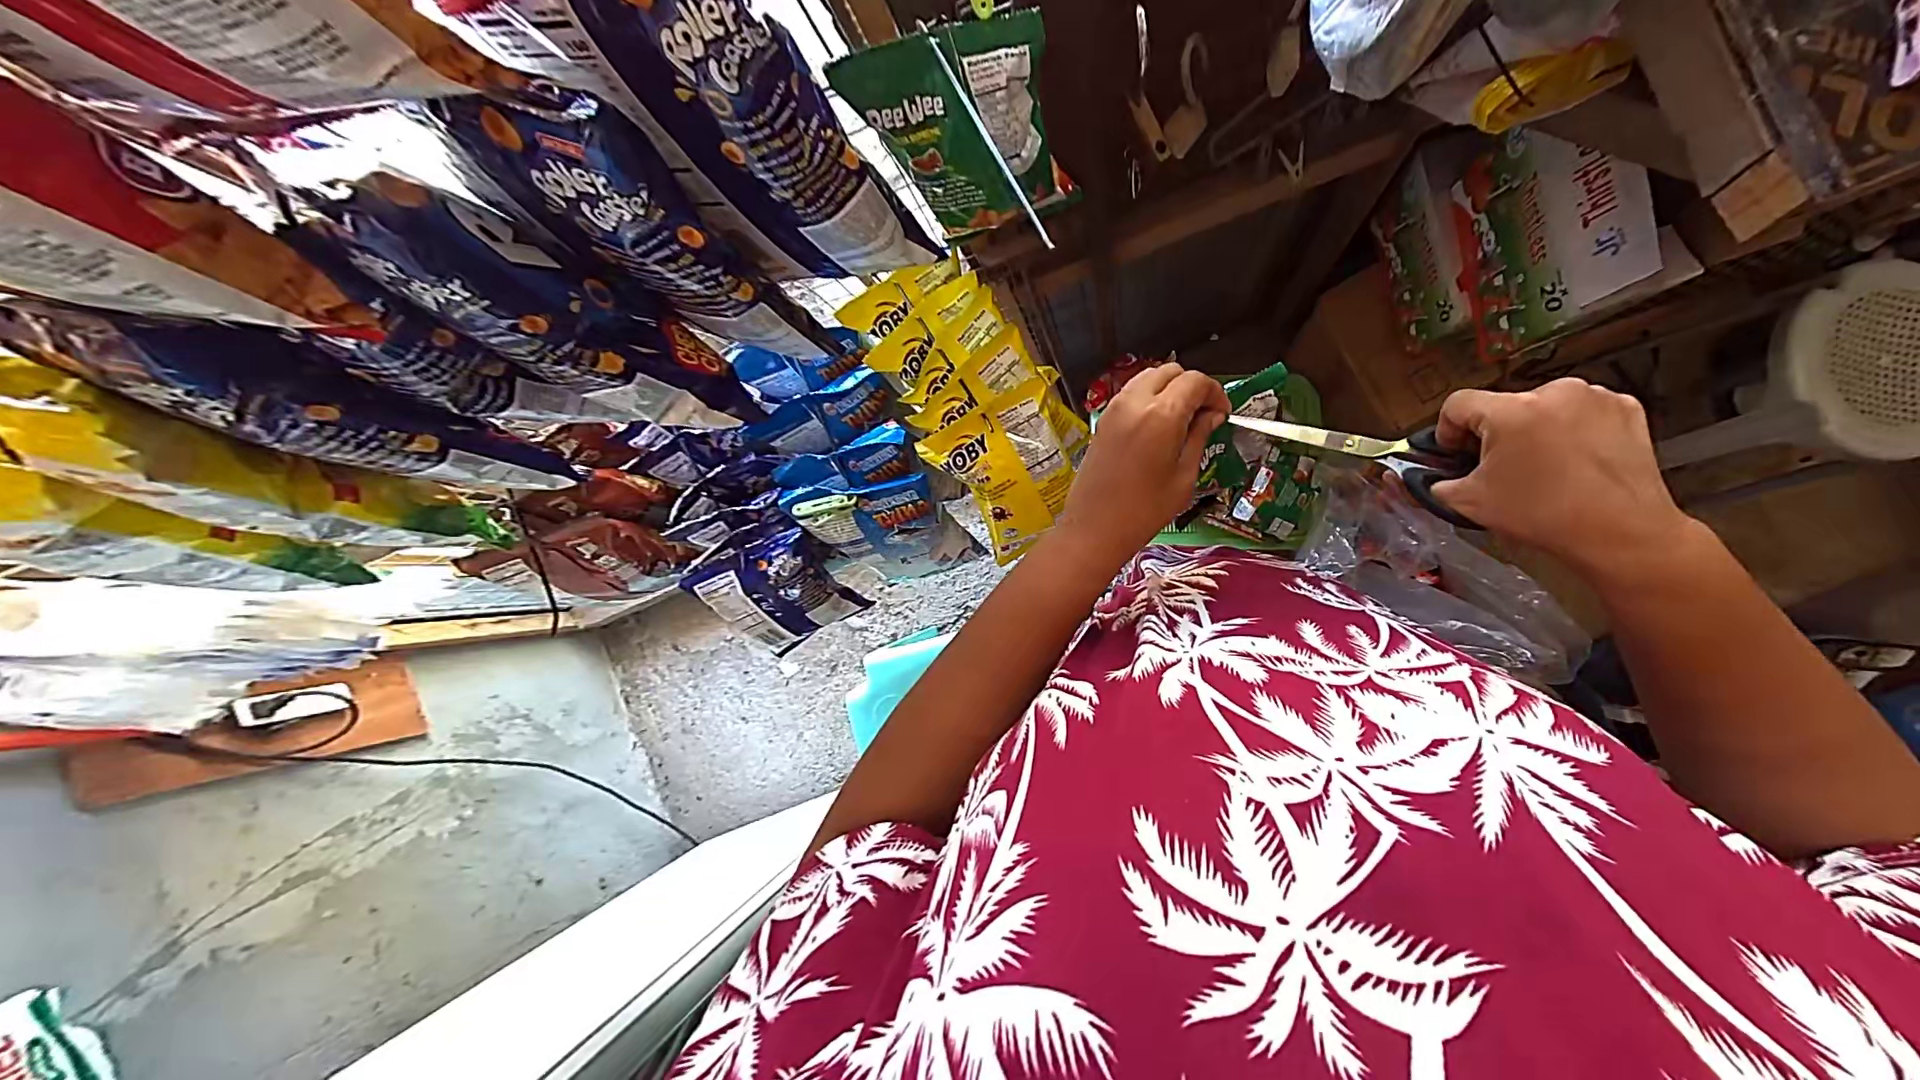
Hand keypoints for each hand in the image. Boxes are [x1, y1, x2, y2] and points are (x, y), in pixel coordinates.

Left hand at [1055, 362, 1230, 569]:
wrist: (1094, 528)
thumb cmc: (1143, 511)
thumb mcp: (1183, 476)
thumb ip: (1199, 437)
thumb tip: (1211, 416)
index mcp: (1160, 414)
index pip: (1195, 381)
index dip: (1215, 392)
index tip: (1222, 412)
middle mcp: (1134, 403)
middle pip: (1170, 371)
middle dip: (1191, 386)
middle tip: (1204, 414)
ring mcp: (1113, 409)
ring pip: (1148, 378)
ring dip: (1168, 389)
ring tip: (1182, 420)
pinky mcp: (1102, 421)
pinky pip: (1130, 394)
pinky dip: (1148, 398)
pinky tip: (1158, 426)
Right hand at [1429, 378, 1697, 581]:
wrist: (1620, 532)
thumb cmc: (1541, 515)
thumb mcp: (1468, 502)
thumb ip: (1431, 483)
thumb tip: (1415, 478)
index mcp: (1511, 411)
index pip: (1457, 404)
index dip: (1447, 431)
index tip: (1456, 456)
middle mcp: (1555, 392)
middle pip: (1501, 405)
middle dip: (1493, 433)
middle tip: (1498, 468)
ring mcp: (1595, 397)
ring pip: (1540, 406)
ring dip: (1530, 428)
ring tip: (1538, 464)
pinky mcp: (1625, 408)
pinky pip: (1578, 411)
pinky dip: (1567, 429)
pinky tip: (1569, 459)